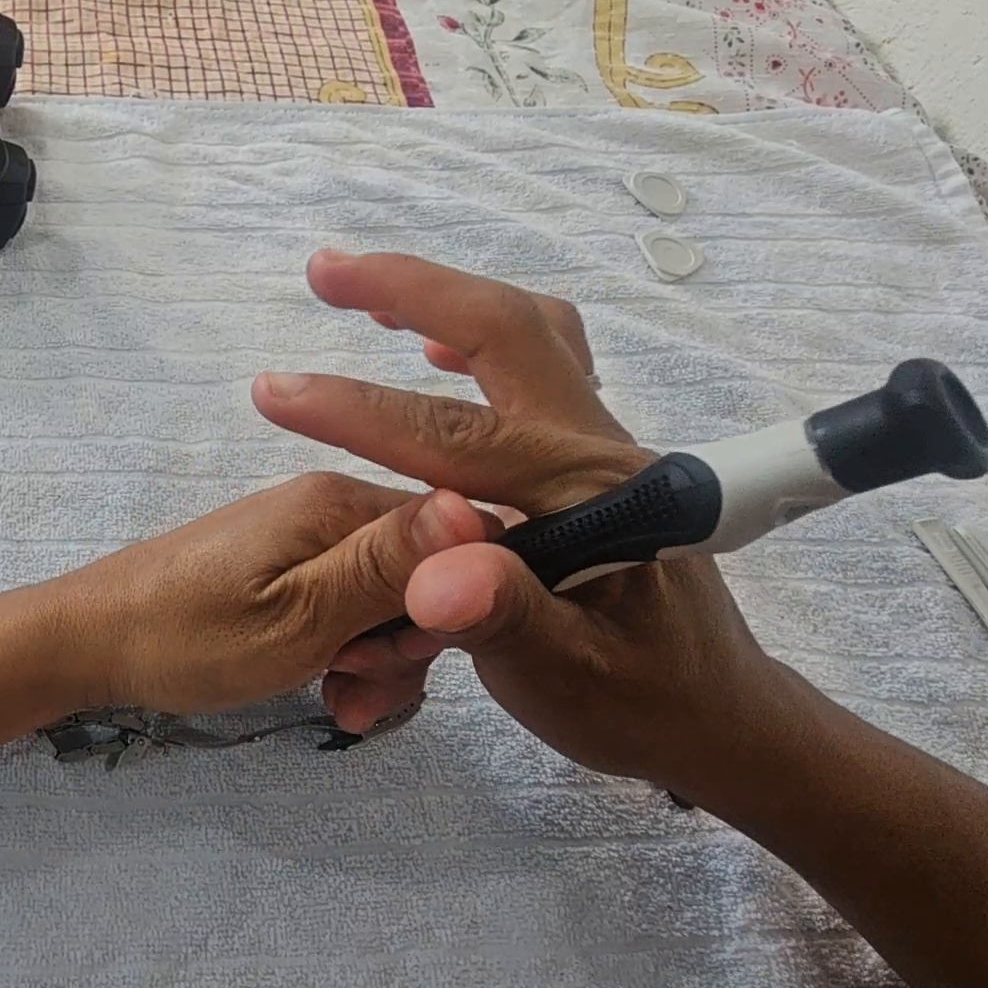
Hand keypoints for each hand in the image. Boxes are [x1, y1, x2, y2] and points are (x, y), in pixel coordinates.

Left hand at [46, 472, 494, 715]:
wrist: (91, 640)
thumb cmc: (189, 637)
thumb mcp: (299, 617)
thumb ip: (386, 568)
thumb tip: (478, 507)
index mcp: (337, 504)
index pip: (458, 541)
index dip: (453, 608)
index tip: (404, 659)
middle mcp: (324, 507)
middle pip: (419, 575)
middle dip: (402, 645)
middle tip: (352, 689)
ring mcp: (297, 537)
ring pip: (378, 600)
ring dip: (370, 659)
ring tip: (331, 700)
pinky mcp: (275, 566)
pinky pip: (335, 605)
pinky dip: (337, 651)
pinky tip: (316, 688)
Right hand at [255, 252, 800, 789]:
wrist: (714, 716)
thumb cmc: (633, 702)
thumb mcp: (561, 679)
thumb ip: (502, 621)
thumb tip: (431, 578)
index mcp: (589, 497)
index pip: (455, 435)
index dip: (356, 410)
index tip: (274, 392)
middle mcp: (597, 448)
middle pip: (508, 330)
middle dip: (407, 288)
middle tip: (324, 271)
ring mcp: (595, 444)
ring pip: (526, 334)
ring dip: (439, 299)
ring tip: (362, 294)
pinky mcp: (583, 459)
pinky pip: (532, 367)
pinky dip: (471, 339)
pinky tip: (428, 350)